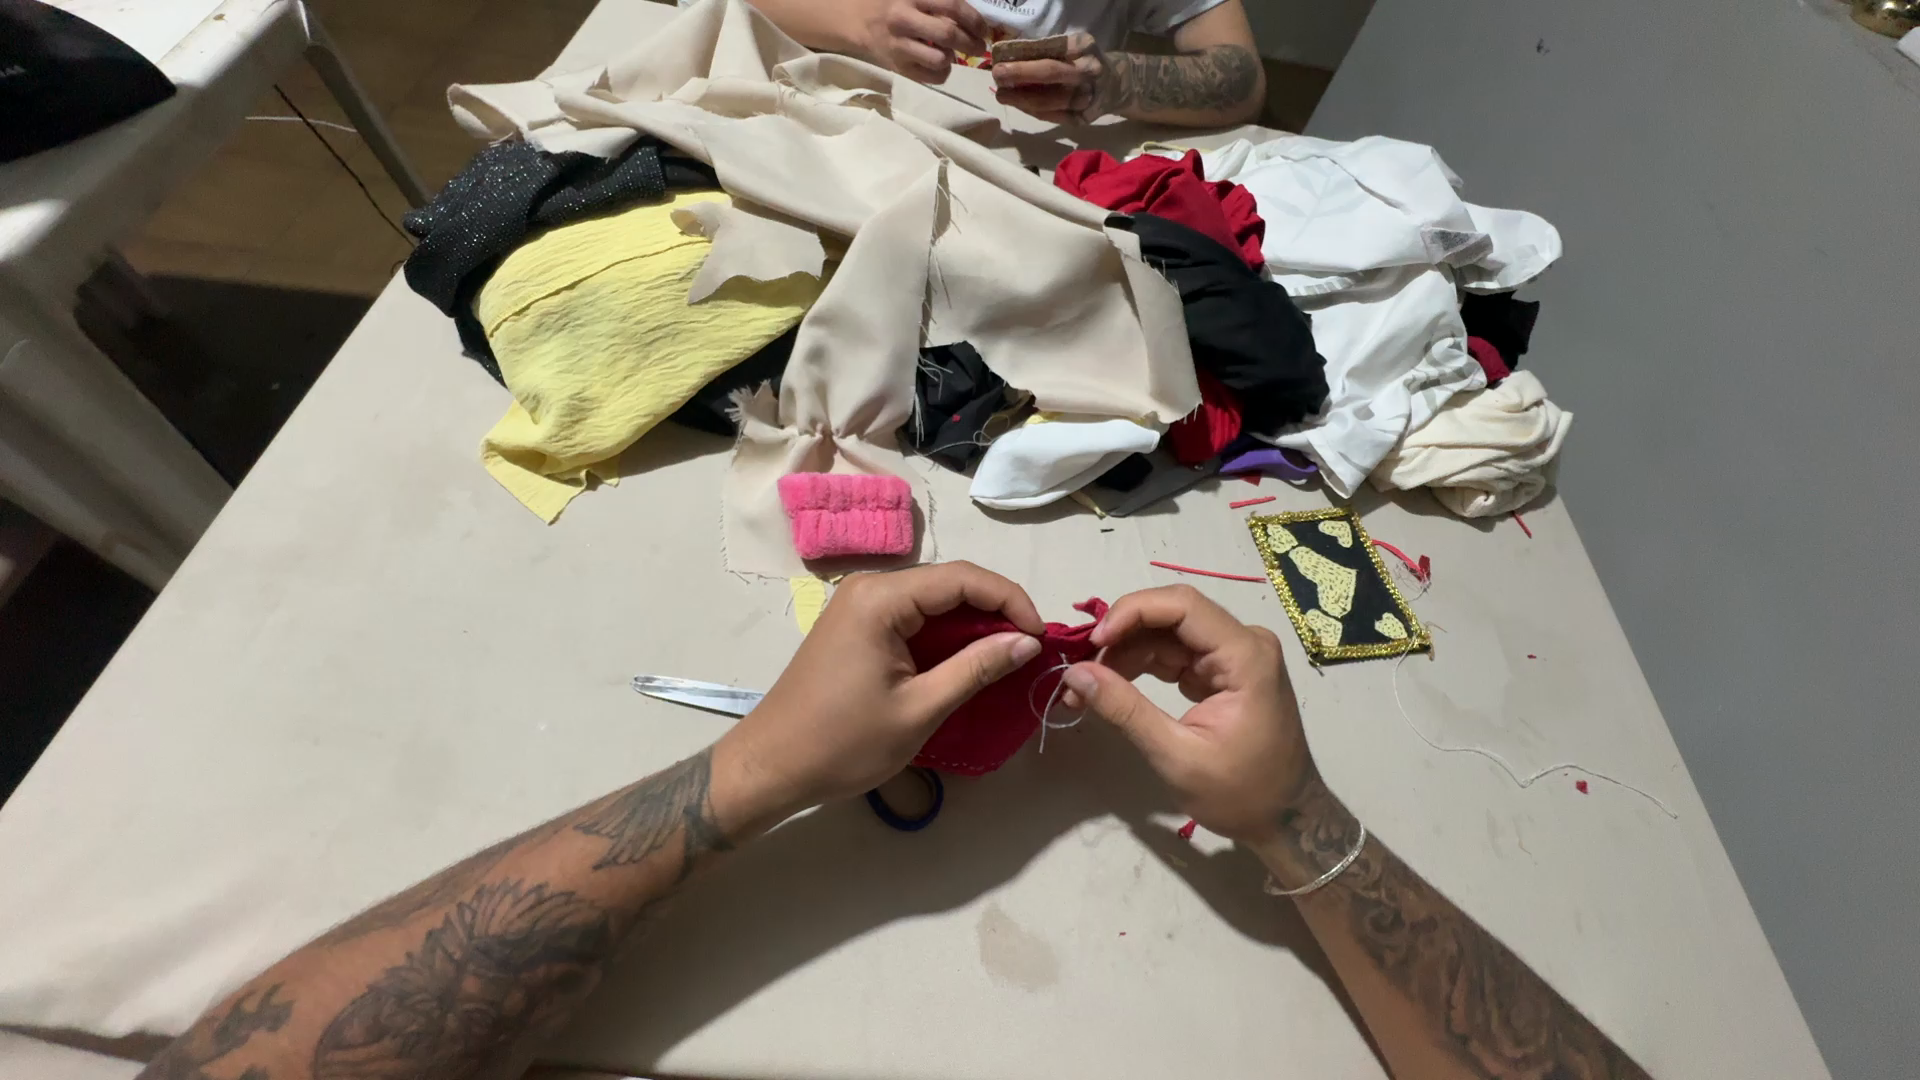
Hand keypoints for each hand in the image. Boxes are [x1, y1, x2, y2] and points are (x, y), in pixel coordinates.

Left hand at [714, 562, 1043, 823]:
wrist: (771, 766)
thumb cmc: (843, 743)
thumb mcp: (919, 709)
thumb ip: (976, 669)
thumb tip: (1027, 643)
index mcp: (881, 598)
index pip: (963, 578)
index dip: (1010, 600)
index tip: (1040, 636)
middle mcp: (870, 587)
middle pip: (949, 583)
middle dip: (994, 610)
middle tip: (1028, 648)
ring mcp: (860, 604)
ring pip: (933, 599)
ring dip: (972, 624)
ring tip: (1007, 656)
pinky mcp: (857, 624)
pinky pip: (913, 616)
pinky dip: (945, 634)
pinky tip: (967, 659)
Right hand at [859, 0, 990, 83]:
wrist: (859, 20)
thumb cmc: (894, 2)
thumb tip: (970, 11)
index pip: (951, 6)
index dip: (974, 19)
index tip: (984, 29)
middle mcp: (904, 20)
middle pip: (948, 34)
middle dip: (971, 42)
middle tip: (980, 47)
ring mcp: (900, 47)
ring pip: (940, 60)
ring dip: (953, 59)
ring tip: (954, 54)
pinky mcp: (899, 68)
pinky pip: (931, 77)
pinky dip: (943, 72)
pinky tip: (941, 64)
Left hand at [991, 32, 1109, 122]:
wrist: (1116, 86)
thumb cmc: (1084, 64)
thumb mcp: (1073, 49)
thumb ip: (1048, 51)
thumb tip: (1012, 57)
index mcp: (1083, 47)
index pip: (1049, 50)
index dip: (1024, 57)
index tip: (1000, 60)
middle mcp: (1088, 70)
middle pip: (1050, 73)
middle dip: (1020, 75)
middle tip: (998, 76)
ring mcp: (1086, 97)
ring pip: (1049, 100)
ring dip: (1022, 99)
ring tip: (1002, 95)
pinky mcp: (1082, 119)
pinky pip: (1052, 116)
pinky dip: (1033, 111)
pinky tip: (1019, 106)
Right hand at [1060, 585, 1312, 844]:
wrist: (1286, 821)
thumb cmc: (1241, 794)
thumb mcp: (1177, 756)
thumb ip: (1125, 710)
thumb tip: (1073, 674)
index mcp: (1244, 655)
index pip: (1182, 605)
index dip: (1132, 612)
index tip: (1094, 642)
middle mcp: (1241, 642)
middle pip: (1169, 614)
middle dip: (1120, 634)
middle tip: (1081, 666)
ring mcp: (1230, 654)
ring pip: (1163, 632)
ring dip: (1121, 653)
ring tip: (1086, 685)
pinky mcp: (1217, 668)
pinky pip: (1169, 652)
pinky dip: (1136, 665)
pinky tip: (1108, 686)